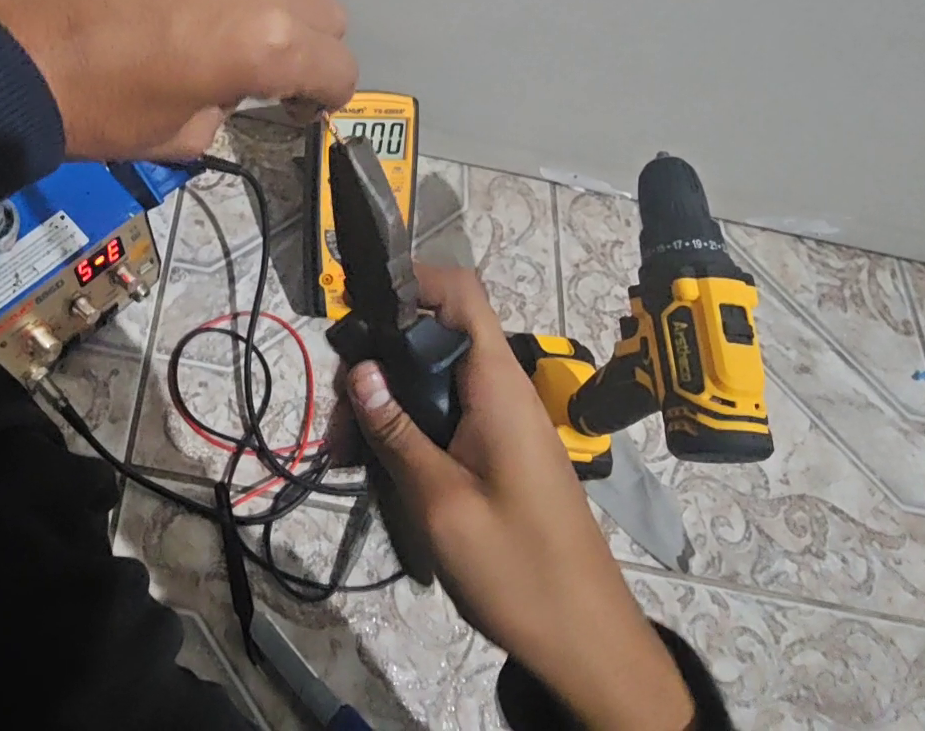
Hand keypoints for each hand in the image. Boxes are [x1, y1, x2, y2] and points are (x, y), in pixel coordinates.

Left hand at [0, 0, 356, 159]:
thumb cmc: (90, 107)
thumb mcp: (176, 135)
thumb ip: (227, 106)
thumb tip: (228, 84)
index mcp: (269, 43)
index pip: (340, 69)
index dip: (324, 95)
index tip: (296, 103)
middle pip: (324, 7)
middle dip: (303, 42)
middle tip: (257, 58)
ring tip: (220, 5)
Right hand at [344, 266, 694, 730]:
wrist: (587, 644)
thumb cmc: (519, 569)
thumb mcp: (441, 502)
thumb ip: (397, 431)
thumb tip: (359, 369)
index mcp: (496, 385)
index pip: (460, 293)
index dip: (412, 280)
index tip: (359, 308)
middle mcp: (498, 390)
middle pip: (428, 340)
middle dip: (375, 366)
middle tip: (338, 422)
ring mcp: (497, 421)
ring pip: (427, 382)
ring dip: (381, 407)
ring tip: (344, 456)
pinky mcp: (492, 450)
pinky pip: (440, 418)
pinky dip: (402, 432)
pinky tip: (372, 468)